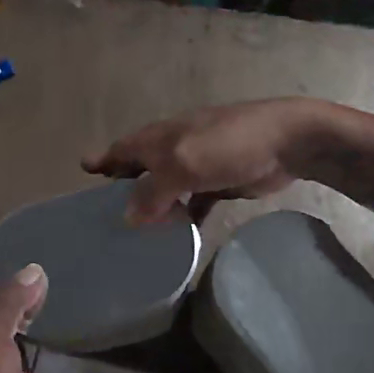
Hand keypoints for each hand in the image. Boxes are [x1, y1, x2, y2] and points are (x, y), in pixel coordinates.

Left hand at [0, 233, 47, 372]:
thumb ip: (8, 304)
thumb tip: (34, 269)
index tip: (11, 223)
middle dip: (10, 254)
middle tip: (42, 235)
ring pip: (10, 292)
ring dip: (25, 277)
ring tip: (53, 256)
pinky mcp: (13, 343)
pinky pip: (24, 313)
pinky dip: (36, 301)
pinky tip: (55, 293)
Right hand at [82, 98, 331, 224]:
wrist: (288, 142)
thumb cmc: (229, 145)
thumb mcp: (182, 165)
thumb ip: (153, 191)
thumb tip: (128, 217)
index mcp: (161, 138)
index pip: (123, 149)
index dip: (103, 159)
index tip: (84, 171)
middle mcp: (175, 148)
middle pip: (141, 168)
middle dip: (123, 185)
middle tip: (105, 210)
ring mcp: (199, 164)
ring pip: (167, 187)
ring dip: (154, 205)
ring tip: (138, 230)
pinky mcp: (221, 181)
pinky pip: (194, 201)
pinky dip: (185, 215)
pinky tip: (182, 234)